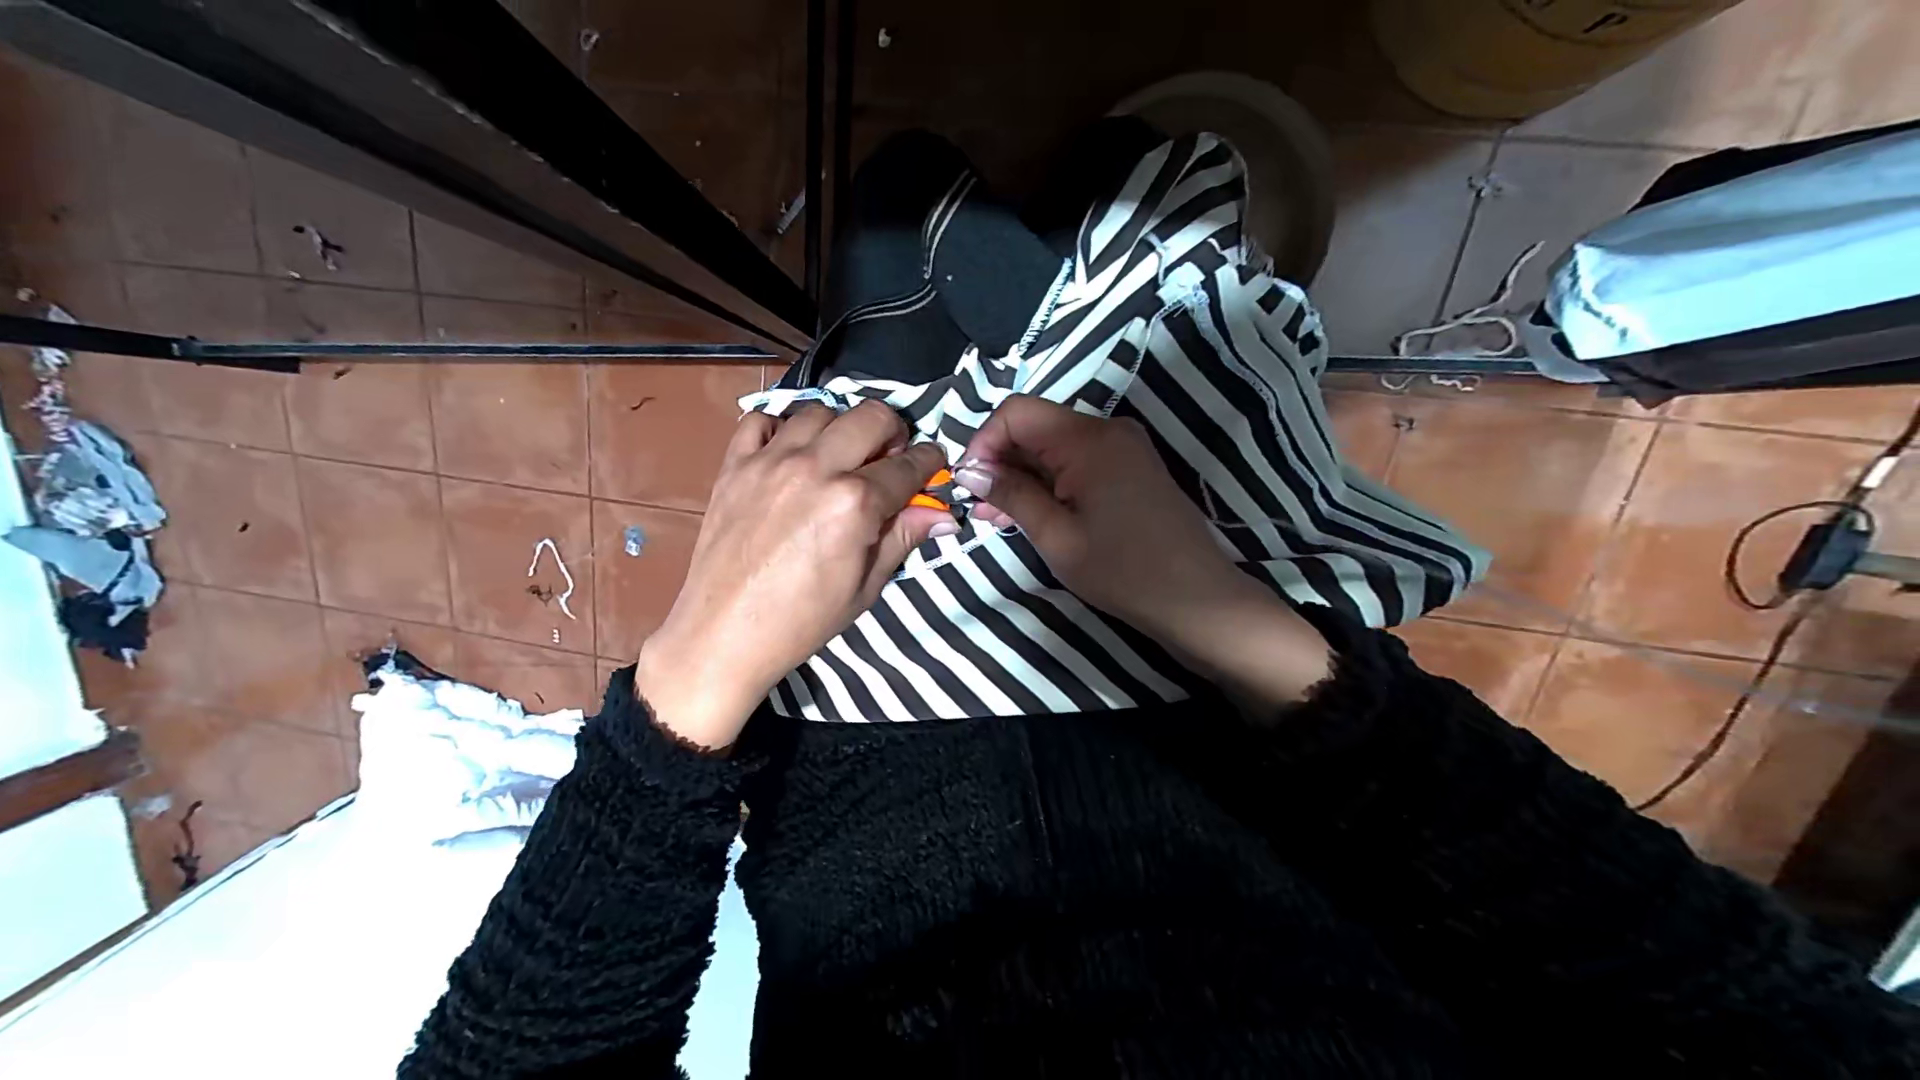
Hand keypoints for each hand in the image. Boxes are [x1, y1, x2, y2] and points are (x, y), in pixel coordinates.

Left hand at [635, 401, 952, 748]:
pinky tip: (790, 453)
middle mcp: (815, 469)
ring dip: (840, 428)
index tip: (933, 464)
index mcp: (854, 504)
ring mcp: (770, 461)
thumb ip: (904, 537)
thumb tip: (944, 515)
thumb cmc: (803, 620)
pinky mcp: (734, 465)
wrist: (725, 633)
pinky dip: (781, 427)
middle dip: (893, 432)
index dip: (930, 462)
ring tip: (838, 458)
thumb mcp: (866, 586)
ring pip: (820, 411)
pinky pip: (761, 419)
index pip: (909, 465)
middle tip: (888, 459)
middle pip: (872, 417)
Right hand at [957, 395, 1329, 709]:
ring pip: (1053, 448)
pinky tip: (1030, 513)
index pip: (1017, 412)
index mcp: (1088, 439)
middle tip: (978, 508)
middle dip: (1000, 463)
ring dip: (1022, 476)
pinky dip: (1049, 483)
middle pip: (1035, 427)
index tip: (970, 483)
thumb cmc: (1121, 570)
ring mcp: (1122, 448)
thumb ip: (1012, 494)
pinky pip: (1076, 463)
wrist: (1194, 598)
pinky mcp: (1129, 468)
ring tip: (997, 517)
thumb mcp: (1056, 535)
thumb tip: (970, 470)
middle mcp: (1107, 430)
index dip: (985, 441)